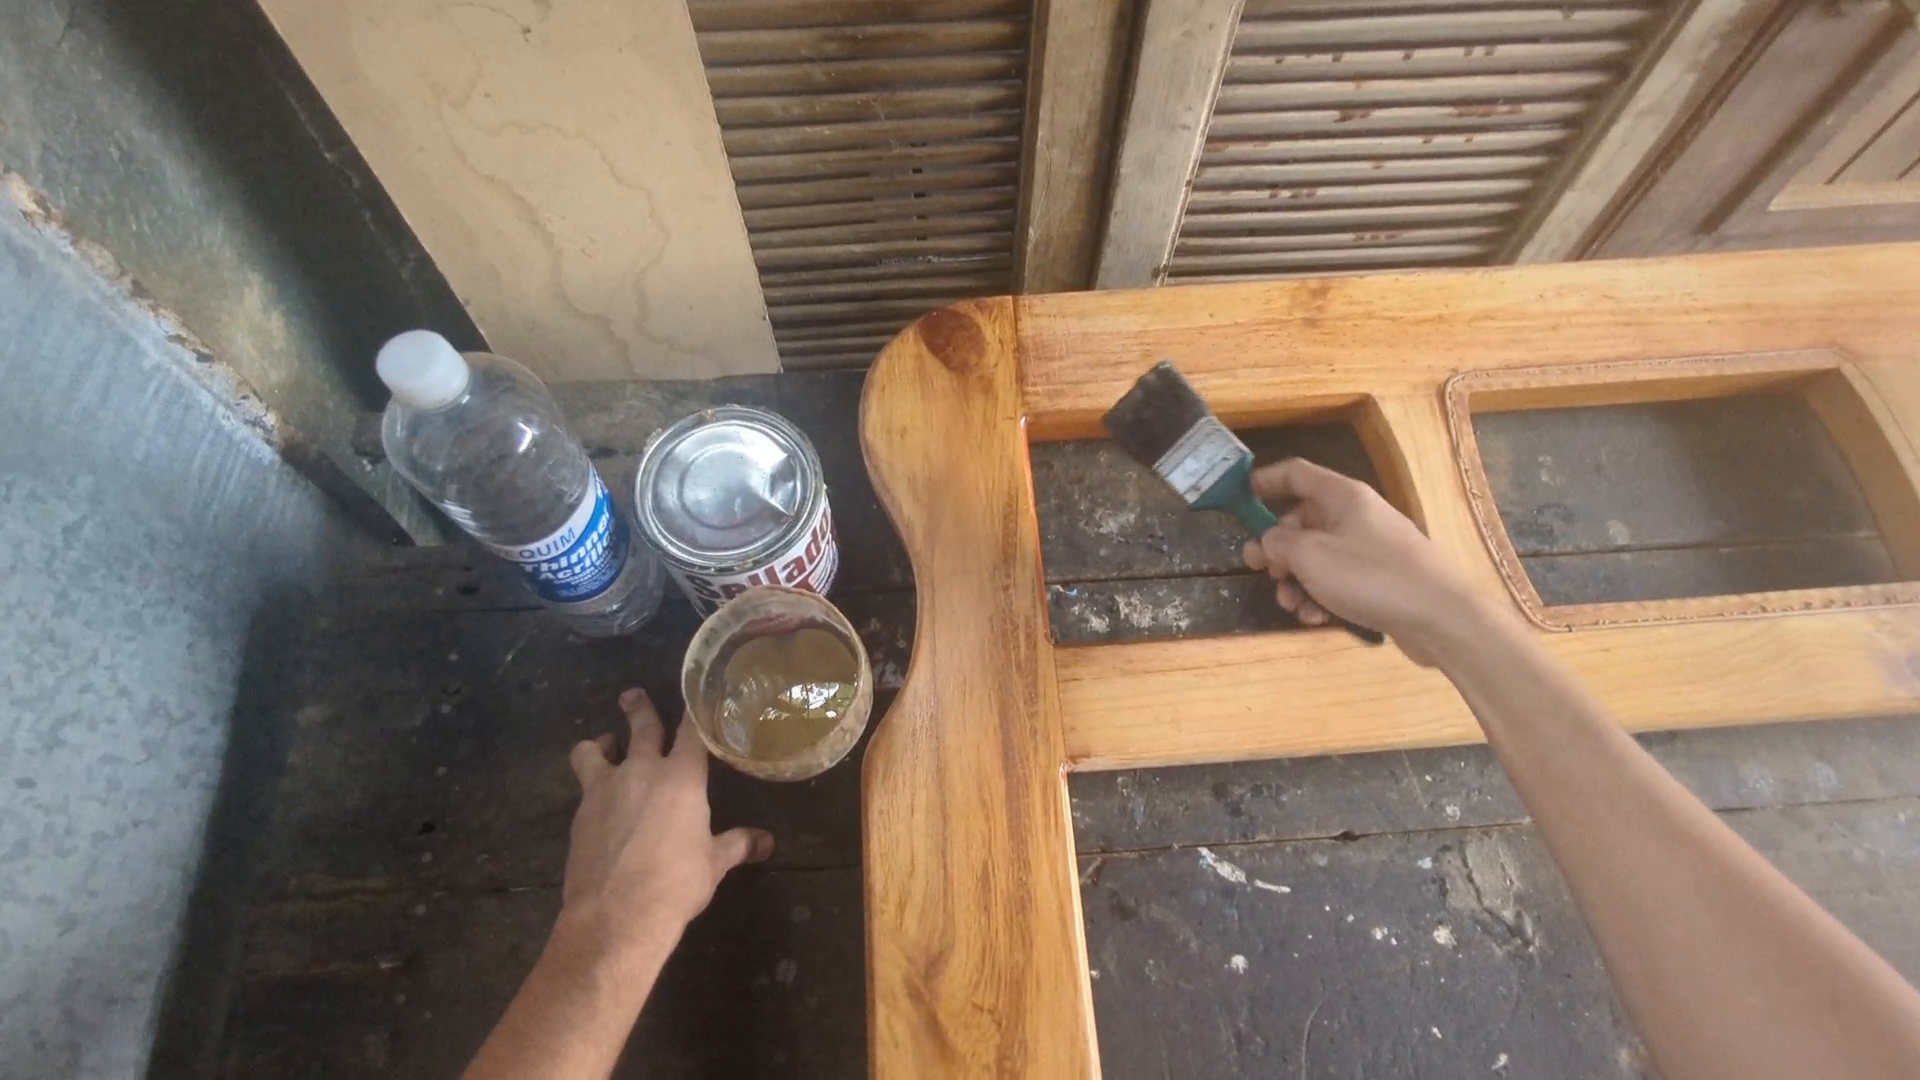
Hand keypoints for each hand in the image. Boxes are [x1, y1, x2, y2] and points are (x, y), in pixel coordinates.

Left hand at [559, 689, 774, 954]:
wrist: (615, 917)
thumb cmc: (676, 883)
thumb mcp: (714, 863)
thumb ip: (737, 844)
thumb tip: (767, 843)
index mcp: (681, 777)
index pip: (692, 731)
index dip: (696, 711)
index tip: (697, 694)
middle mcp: (642, 772)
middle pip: (641, 727)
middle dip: (638, 708)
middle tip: (631, 695)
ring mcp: (605, 791)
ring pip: (593, 753)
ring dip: (598, 745)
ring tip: (601, 744)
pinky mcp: (579, 816)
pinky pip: (584, 788)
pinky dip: (592, 787)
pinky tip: (598, 804)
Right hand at [1241, 458, 1483, 665]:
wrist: (1441, 618)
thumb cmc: (1370, 576)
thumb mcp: (1310, 555)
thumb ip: (1277, 543)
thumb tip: (1268, 541)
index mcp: (1342, 497)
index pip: (1295, 473)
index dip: (1264, 481)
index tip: (1238, 499)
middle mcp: (1356, 515)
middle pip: (1301, 521)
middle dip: (1277, 550)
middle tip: (1263, 572)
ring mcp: (1370, 547)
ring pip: (1315, 556)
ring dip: (1295, 580)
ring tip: (1292, 605)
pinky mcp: (1379, 578)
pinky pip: (1336, 579)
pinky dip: (1319, 595)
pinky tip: (1316, 617)